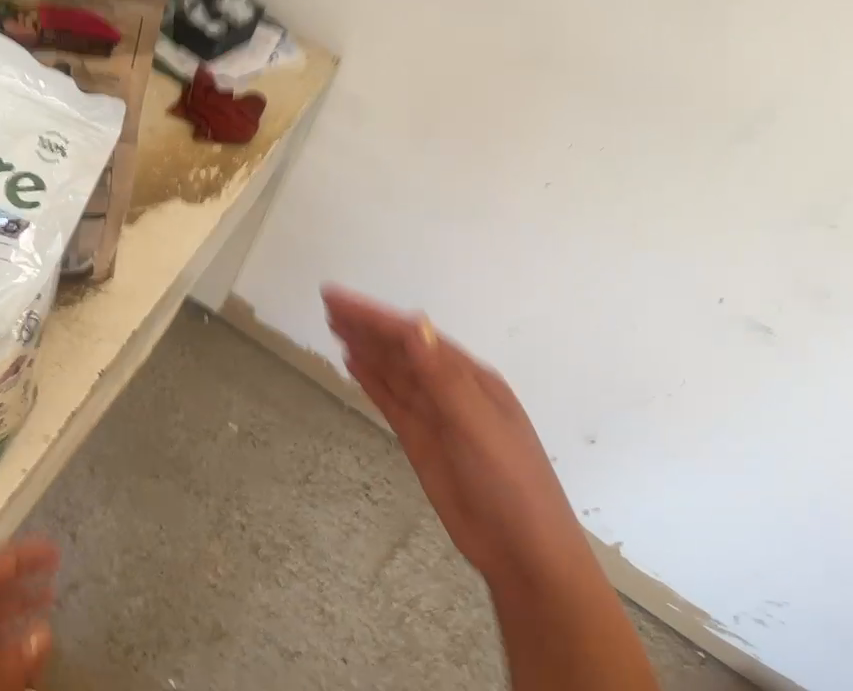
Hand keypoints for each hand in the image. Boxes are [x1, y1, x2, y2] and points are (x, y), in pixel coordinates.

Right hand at [322, 286, 597, 594]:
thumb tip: (413, 324)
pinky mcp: (421, 441)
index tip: (337, 299)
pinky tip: (354, 365)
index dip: (374, 316)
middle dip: (367, 326)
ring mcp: (436, 417)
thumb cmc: (510, 485)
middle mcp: (452, 391)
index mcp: (472, 379)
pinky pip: (391, 401)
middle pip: (402, 350)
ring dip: (366, 348)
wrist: (524, 553)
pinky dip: (372, 381)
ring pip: (394, 373)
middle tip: (328, 305)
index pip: (415, 336)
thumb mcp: (477, 426)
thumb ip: (442, 377)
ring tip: (335, 326)